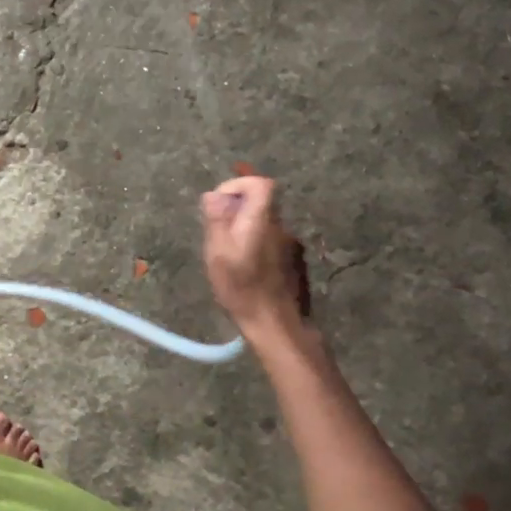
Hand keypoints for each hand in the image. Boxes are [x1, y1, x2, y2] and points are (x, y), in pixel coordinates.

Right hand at [201, 176, 300, 334]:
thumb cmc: (243, 289)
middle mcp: (282, 228)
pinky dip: (257, 248)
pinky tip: (247, 272)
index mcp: (262, 221)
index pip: (261, 183)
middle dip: (235, 213)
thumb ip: (217, 220)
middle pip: (260, 204)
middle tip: (217, 238)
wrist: (279, 327)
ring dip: (245, 233)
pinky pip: (272, 243)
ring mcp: (293, 246)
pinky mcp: (296, 263)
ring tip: (229, 259)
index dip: (238, 186)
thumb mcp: (218, 253)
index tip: (220, 205)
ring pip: (265, 225)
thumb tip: (214, 194)